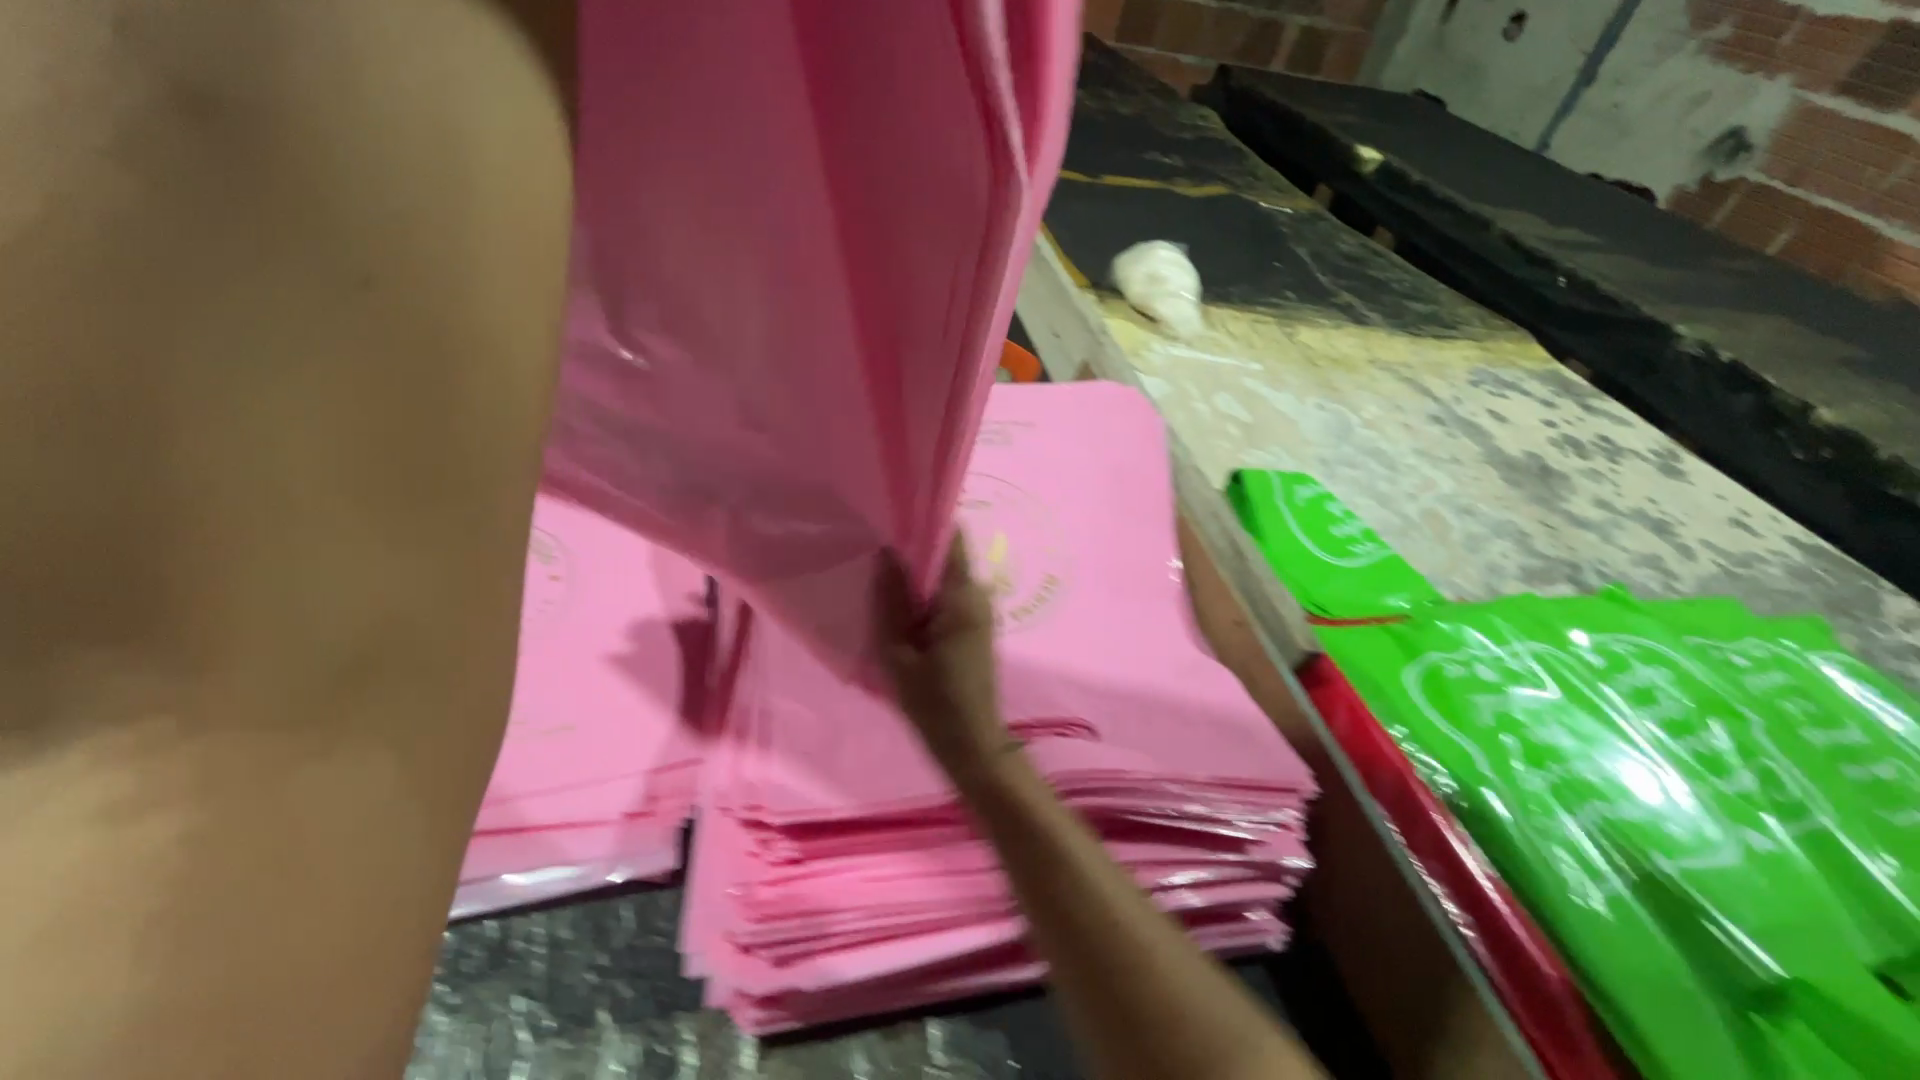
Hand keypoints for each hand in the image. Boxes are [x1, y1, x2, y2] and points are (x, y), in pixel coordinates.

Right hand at [873, 535, 1016, 775]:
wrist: (971, 744)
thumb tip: (885, 552)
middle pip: (946, 553)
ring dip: (916, 573)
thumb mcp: (898, 653)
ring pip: (945, 575)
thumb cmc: (932, 702)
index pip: (950, 535)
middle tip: (873, 544)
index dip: (921, 520)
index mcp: (962, 596)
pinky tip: (897, 603)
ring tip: (878, 572)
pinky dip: (924, 593)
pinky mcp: (975, 626)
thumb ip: (891, 600)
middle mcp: (978, 594)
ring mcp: (980, 610)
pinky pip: (947, 595)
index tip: (889, 516)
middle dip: (913, 546)